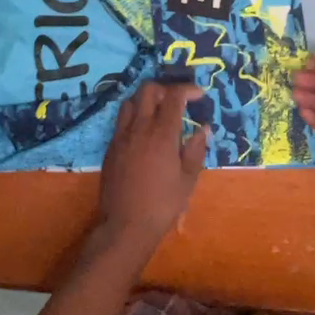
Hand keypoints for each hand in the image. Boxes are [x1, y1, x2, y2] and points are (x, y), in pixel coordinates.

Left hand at [98, 82, 209, 245]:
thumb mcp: (188, 180)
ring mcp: (121, 136)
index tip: (199, 94)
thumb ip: (196, 150)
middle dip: (165, 89)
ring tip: (158, 113)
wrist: (125, 225)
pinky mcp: (111, 147)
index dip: (188, 90)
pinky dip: (134, 117)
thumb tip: (203, 129)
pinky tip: (143, 134)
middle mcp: (139, 128)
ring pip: (130, 101)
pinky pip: (121, 121)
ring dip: (146, 100)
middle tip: (177, 102)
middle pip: (148, 90)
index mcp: (162, 134)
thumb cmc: (162, 204)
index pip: (174, 96)